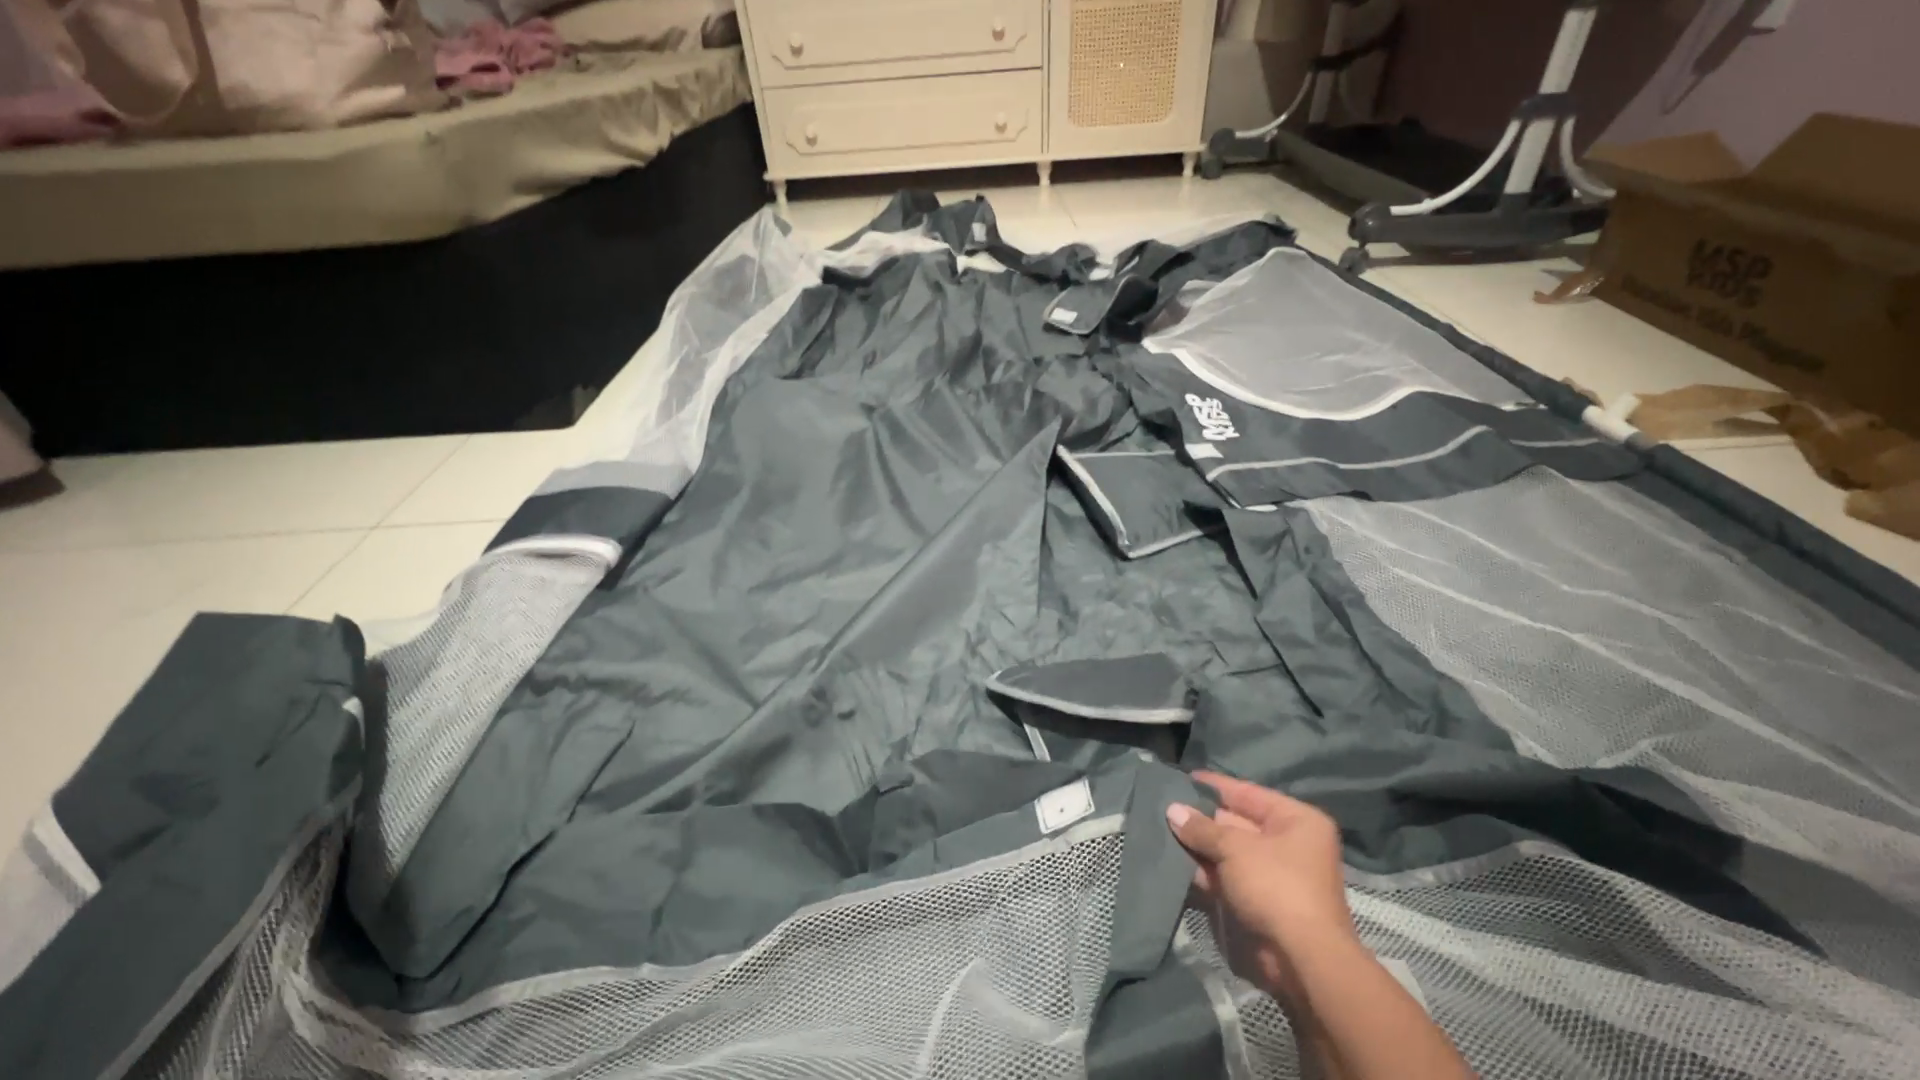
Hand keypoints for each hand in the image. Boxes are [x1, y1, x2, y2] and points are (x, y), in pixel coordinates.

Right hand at [1166, 771, 1359, 999]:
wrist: (1302, 956)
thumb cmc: (1276, 885)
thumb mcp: (1235, 849)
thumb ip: (1203, 828)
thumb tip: (1173, 810)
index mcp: (1297, 820)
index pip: (1248, 793)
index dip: (1215, 785)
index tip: (1182, 778)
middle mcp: (1289, 842)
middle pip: (1237, 822)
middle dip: (1202, 818)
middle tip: (1163, 806)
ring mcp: (1275, 873)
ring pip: (1230, 852)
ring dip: (1200, 846)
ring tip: (1160, 831)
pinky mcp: (1261, 900)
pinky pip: (1229, 876)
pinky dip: (1206, 871)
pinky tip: (1175, 863)